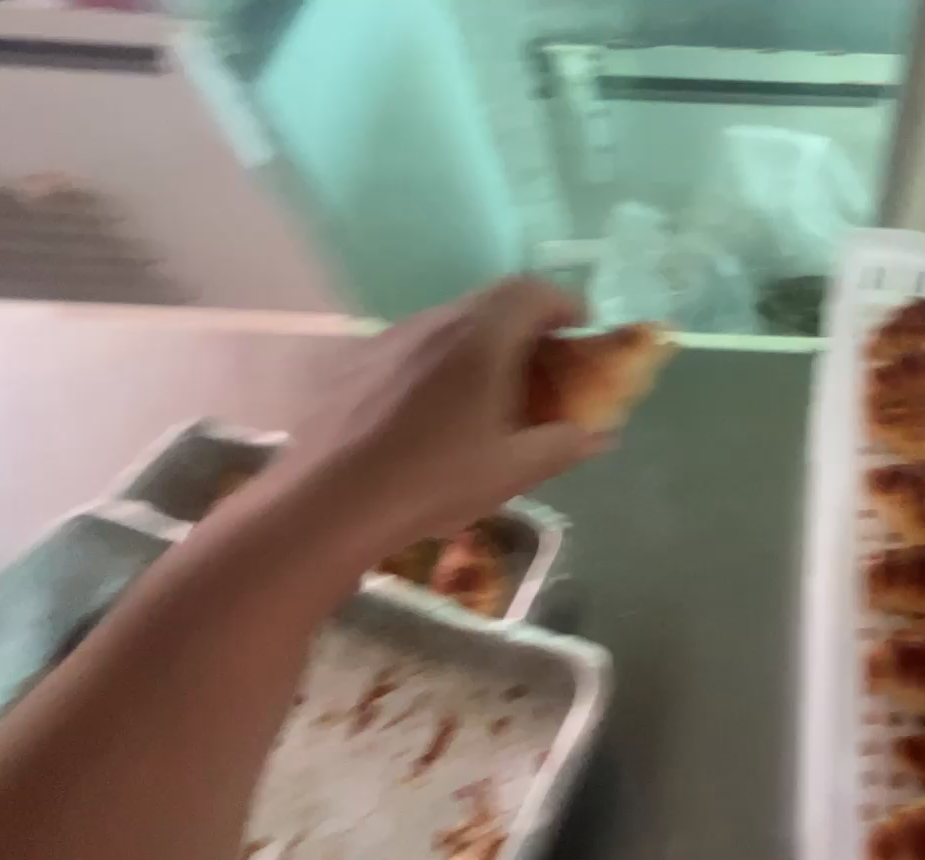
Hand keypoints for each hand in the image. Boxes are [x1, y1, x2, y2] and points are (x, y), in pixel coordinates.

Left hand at [242, 279, 603, 561]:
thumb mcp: (516, 471)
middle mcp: (432, 324)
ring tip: (492, 395)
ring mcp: (387, 339)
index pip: (531, 291)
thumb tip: (598, 434)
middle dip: (528, 327)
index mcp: (478, 340)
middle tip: (545, 369)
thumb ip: (565, 445)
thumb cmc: (434, 481)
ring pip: (450, 324)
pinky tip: (436, 412)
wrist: (327, 503)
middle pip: (491, 303)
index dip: (564, 303)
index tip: (582, 330)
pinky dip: (444, 362)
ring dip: (484, 345)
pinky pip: (415, 346)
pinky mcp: (355, 361)